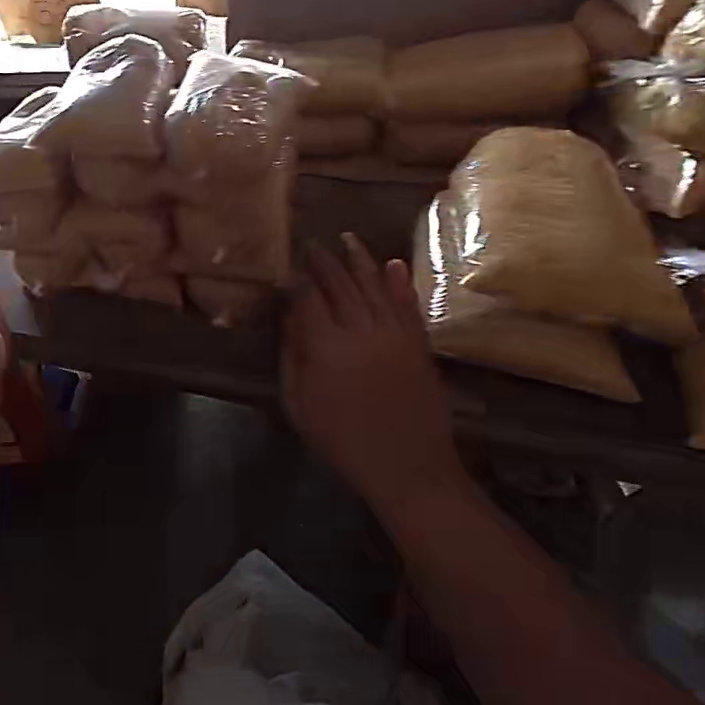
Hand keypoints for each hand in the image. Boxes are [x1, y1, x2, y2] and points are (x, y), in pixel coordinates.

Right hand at [283, 233, 466, 512]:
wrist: (408, 466)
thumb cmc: (344, 441)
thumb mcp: (301, 405)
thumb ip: (291, 357)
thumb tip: (289, 320)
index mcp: (327, 346)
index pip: (307, 298)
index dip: (295, 280)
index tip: (286, 269)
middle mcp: (361, 328)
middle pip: (339, 283)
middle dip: (323, 261)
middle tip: (311, 245)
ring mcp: (395, 332)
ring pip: (374, 284)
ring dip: (359, 259)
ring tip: (346, 238)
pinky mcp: (418, 341)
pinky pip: (407, 302)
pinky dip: (400, 281)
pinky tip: (393, 263)